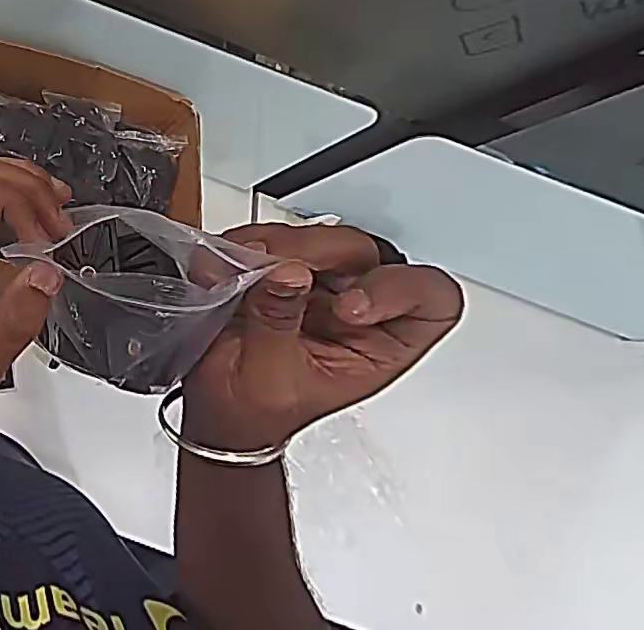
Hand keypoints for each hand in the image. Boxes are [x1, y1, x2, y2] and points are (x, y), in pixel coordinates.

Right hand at [183, 223, 463, 449]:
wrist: (214, 401)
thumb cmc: (253, 409)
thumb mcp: (269, 378)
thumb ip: (278, 323)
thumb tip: (288, 273)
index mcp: (377, 345)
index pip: (429, 301)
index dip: (398, 291)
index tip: (347, 306)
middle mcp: (355, 305)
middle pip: (364, 253)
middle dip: (317, 253)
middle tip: (277, 266)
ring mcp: (319, 280)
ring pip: (320, 235)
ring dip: (279, 244)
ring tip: (246, 264)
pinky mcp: (283, 262)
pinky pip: (277, 234)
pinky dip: (252, 240)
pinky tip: (233, 260)